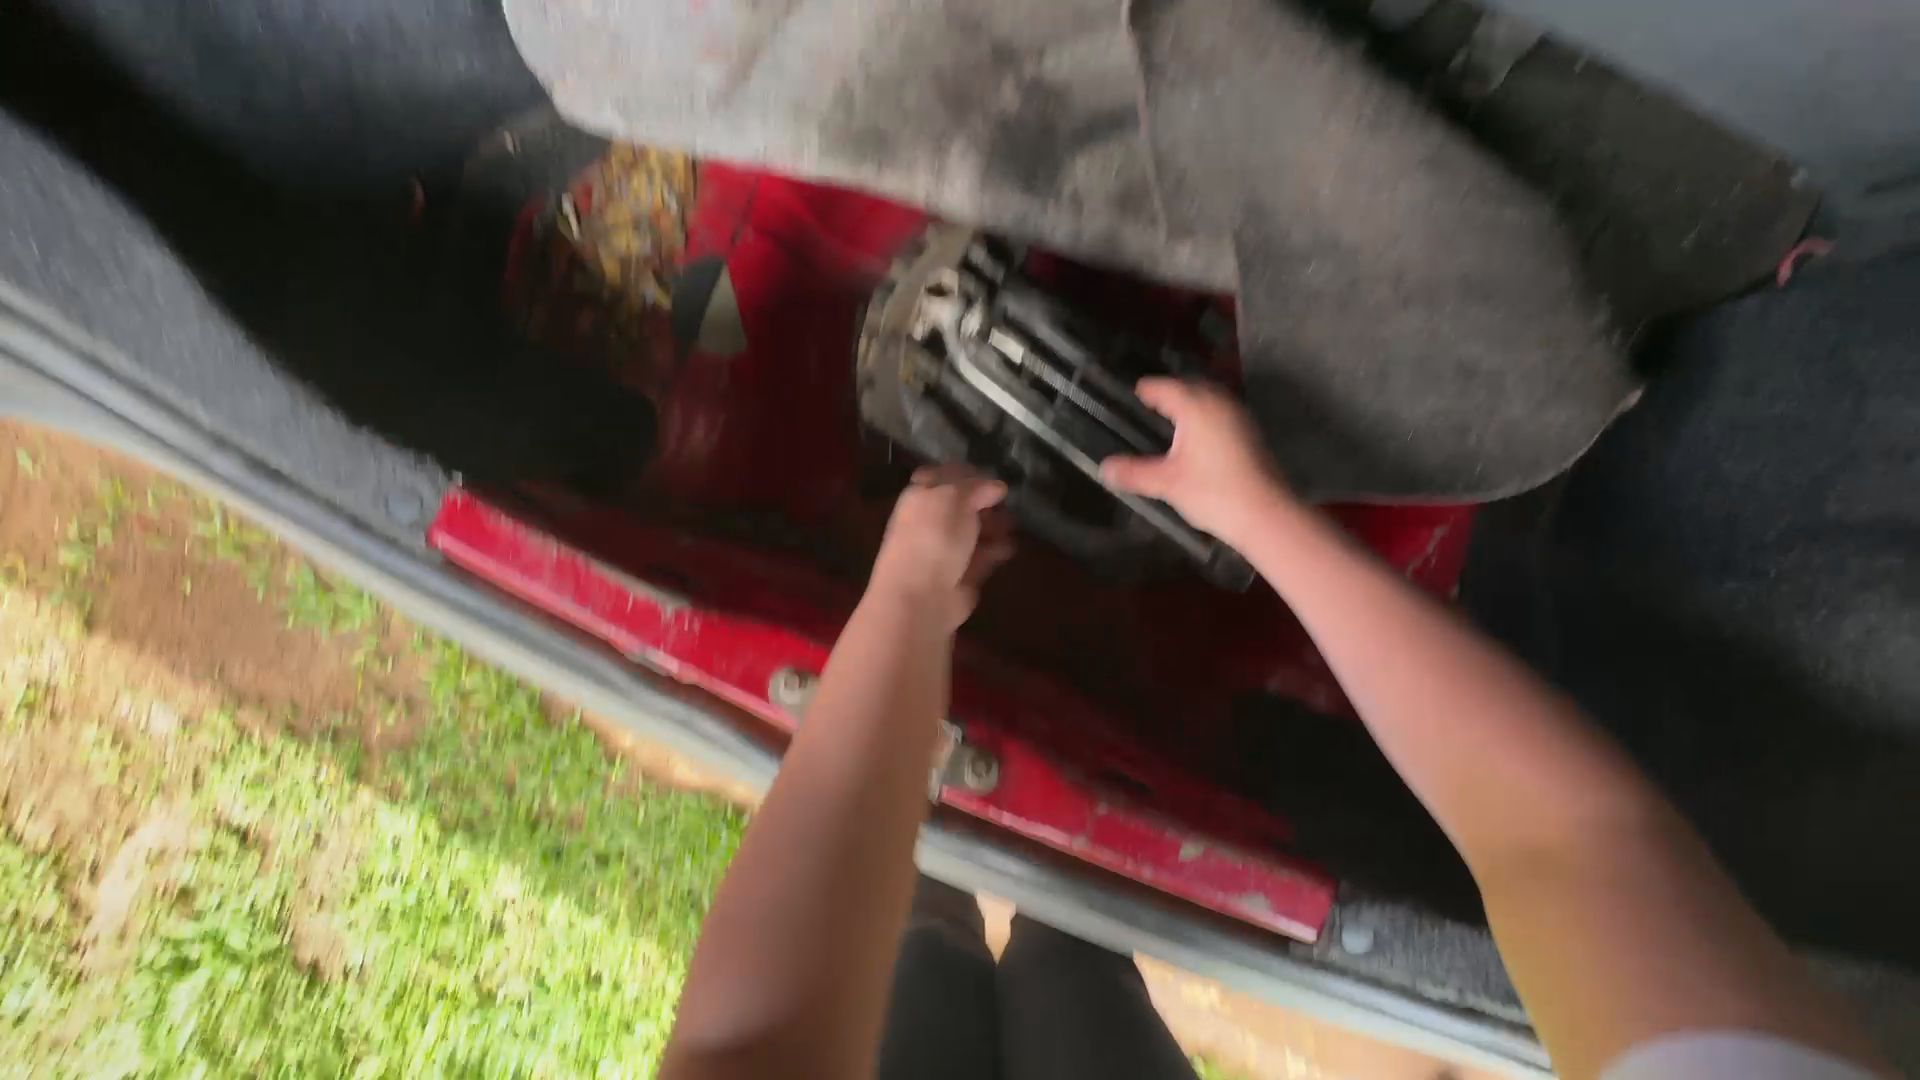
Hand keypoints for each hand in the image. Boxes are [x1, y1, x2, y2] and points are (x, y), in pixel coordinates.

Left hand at [868, 465, 1014, 629]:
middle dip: (985, 502)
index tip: (991, 473)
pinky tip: (1011, 545)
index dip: (965, 473)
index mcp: (920, 498)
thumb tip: (996, 486)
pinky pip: (981, 557)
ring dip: (994, 525)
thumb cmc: (933, 538)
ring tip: (1015, 522)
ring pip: (973, 532)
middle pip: (960, 506)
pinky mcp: (960, 575)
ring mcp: (944, 550)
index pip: (941, 478)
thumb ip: (976, 488)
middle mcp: (929, 522)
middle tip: (1009, 500)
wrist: (921, 596)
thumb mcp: (954, 499)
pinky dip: (996, 550)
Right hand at [1101, 377, 1291, 544]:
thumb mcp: (1167, 483)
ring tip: (1167, 417)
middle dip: (1167, 393)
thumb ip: (1134, 473)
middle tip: (1145, 405)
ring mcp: (1238, 415)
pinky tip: (1193, 436)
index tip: (1129, 395)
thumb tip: (1104, 467)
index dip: (1145, 390)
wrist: (1266, 513)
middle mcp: (1219, 402)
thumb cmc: (1214, 493)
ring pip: (1207, 398)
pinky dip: (1202, 416)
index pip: (1164, 387)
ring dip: (1187, 403)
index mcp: (1196, 407)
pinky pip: (1219, 412)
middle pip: (1188, 386)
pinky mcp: (1249, 431)